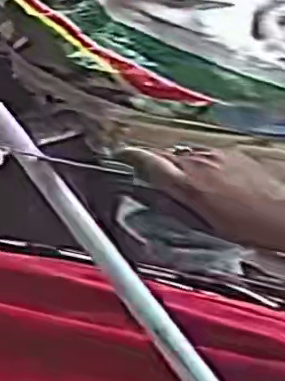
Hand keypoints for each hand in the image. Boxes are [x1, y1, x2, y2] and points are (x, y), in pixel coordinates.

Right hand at [122, 146, 284, 253]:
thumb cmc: (259, 228)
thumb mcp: (205, 223)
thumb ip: (167, 201)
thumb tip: (141, 189)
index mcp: (183, 180)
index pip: (137, 156)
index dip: (126, 157)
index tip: (121, 159)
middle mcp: (195, 161)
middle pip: (161, 154)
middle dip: (160, 165)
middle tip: (170, 182)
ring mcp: (218, 155)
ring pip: (184, 153)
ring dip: (186, 164)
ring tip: (203, 183)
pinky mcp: (237, 153)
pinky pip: (208, 153)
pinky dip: (208, 162)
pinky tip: (223, 178)